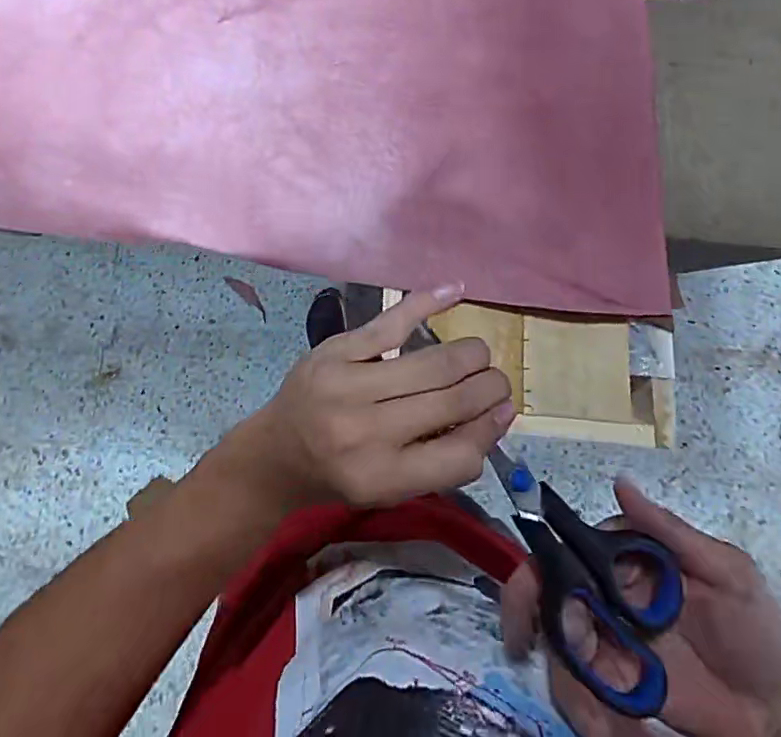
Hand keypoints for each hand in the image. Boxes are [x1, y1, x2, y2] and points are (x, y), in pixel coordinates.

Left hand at [216, 284, 515, 511]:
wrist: (276, 452)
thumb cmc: (340, 475)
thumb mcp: (392, 489)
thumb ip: (443, 461)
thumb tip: (500, 412)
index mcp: (384, 478)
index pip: (461, 455)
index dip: (491, 429)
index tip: (504, 411)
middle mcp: (367, 433)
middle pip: (453, 401)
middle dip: (489, 387)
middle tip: (497, 380)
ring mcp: (349, 386)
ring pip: (434, 364)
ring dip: (470, 356)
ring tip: (480, 356)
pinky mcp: (336, 351)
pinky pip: (391, 322)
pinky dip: (426, 303)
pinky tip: (455, 291)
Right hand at [502, 478, 780, 736]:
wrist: (776, 709)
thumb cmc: (753, 629)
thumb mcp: (724, 571)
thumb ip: (669, 529)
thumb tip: (620, 483)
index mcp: (621, 558)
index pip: (564, 549)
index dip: (538, 569)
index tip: (531, 596)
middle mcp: (602, 592)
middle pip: (543, 593)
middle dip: (526, 619)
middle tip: (528, 651)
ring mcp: (603, 638)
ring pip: (555, 646)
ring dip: (565, 682)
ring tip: (598, 724)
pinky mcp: (609, 681)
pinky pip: (575, 687)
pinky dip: (582, 710)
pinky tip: (608, 731)